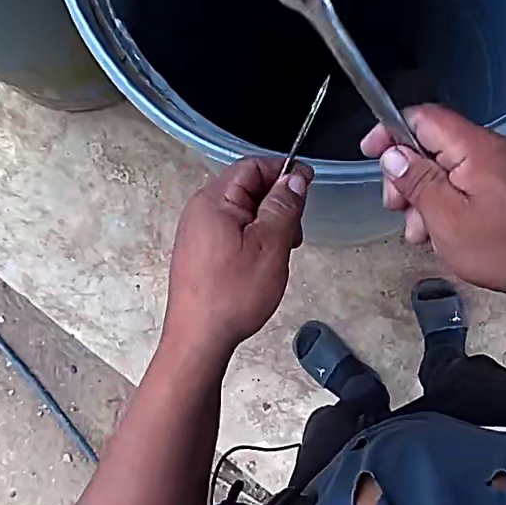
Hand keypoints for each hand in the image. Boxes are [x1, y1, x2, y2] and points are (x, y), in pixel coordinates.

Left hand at [161, 157, 311, 352]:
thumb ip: (283, 206)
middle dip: (278, 201)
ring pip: (242, 210)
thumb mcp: (269, 245)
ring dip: (268, 223)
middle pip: (247, 186)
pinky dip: (253, 237)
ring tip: (280, 252)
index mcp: (214, 200)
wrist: (199, 338)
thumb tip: (294, 179)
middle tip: (294, 230)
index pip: (252, 165)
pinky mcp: (200, 250)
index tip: (308, 183)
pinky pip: (232, 230)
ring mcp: (197, 231)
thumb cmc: (230, 296)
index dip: (284, 170)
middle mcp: (200, 210)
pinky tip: (263, 261)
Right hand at [361, 105, 505, 299]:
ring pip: (443, 167)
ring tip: (424, 232)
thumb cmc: (504, 251)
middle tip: (399, 208)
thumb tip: (392, 155)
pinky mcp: (503, 185)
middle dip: (406, 175)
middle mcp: (490, 149)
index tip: (372, 151)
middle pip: (430, 144)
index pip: (424, 118)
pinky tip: (442, 231)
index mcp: (477, 149)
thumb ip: (417, 181)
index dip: (391, 132)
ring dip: (423, 197)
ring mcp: (499, 167)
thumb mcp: (446, 219)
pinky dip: (444, 203)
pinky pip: (462, 182)